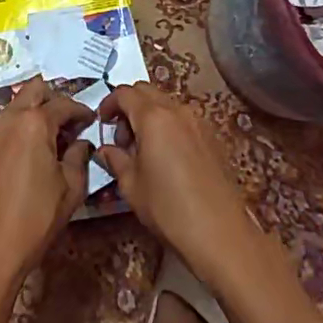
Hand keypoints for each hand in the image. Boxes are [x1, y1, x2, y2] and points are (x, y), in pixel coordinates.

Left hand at [0, 78, 94, 277]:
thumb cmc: (37, 214)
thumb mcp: (71, 185)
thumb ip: (79, 156)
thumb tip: (81, 143)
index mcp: (35, 122)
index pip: (64, 104)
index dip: (82, 111)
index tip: (92, 120)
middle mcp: (11, 118)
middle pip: (35, 90)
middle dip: (55, 100)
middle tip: (70, 123)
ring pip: (19, 104)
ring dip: (37, 112)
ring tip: (54, 138)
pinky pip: (8, 122)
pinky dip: (23, 125)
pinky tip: (35, 150)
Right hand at [97, 84, 253, 269]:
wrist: (219, 231)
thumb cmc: (168, 208)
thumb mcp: (132, 186)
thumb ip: (116, 160)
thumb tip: (106, 150)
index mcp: (153, 117)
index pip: (125, 93)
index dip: (109, 103)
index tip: (102, 122)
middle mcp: (177, 110)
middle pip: (146, 91)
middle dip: (129, 106)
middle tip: (121, 138)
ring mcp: (198, 121)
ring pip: (166, 103)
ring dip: (149, 115)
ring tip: (143, 150)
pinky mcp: (212, 136)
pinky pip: (183, 119)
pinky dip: (168, 125)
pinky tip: (166, 157)